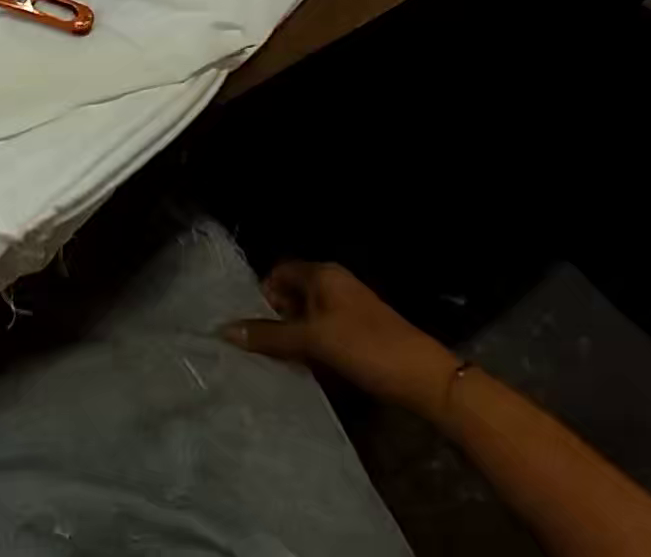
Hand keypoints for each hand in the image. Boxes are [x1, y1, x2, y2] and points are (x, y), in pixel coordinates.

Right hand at [223, 261, 460, 416]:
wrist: (424, 378)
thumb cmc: (365, 347)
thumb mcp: (312, 341)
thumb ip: (269, 335)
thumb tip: (225, 329)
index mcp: (322, 274)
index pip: (278, 272)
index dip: (262, 294)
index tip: (249, 323)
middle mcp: (334, 283)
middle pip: (291, 294)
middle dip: (274, 317)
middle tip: (257, 344)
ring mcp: (348, 307)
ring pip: (307, 315)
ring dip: (292, 335)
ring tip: (276, 359)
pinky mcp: (359, 331)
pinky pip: (323, 331)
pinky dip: (311, 345)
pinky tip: (305, 367)